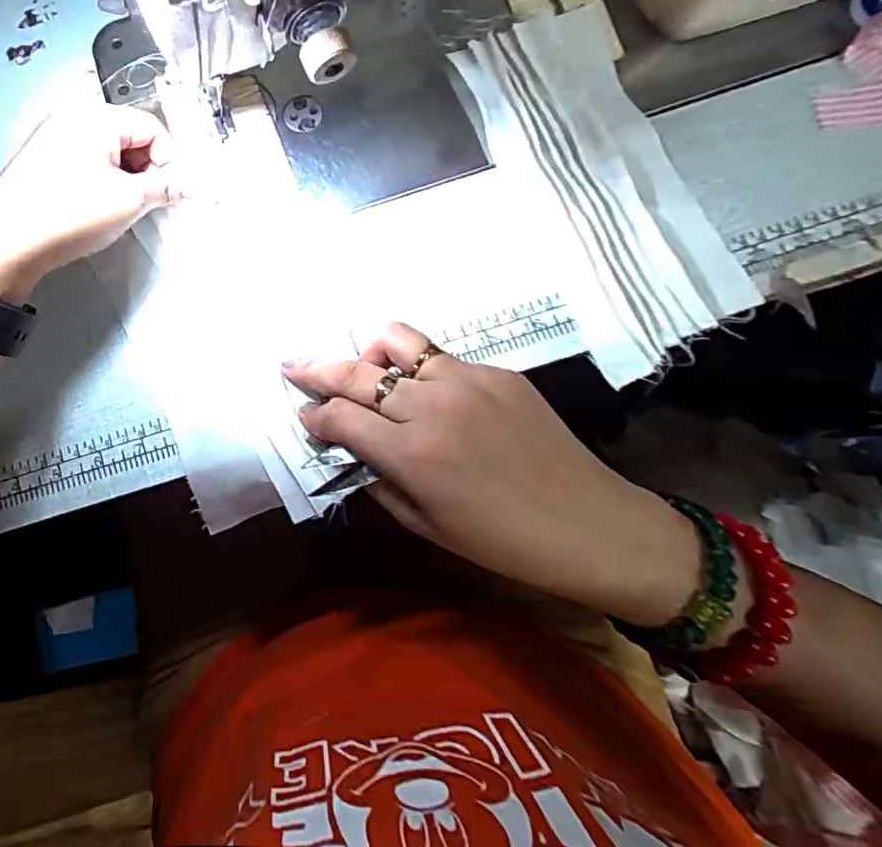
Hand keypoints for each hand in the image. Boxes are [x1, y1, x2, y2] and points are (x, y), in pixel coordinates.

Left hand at [0, 101, 187, 299]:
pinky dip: (105, 183)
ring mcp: (56, 140)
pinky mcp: (46, 162)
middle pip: (132, 137)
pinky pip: (90, 163)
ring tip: (122, 207)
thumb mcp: (129, 201)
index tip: (172, 187)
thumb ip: (166, 187)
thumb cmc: (60, 214)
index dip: (168, 159)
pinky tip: (100, 208)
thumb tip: (186, 185)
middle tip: (150, 200)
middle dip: (147, 169)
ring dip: (127, 178)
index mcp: (94, 117)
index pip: (152, 127)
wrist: (6, 243)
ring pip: (112, 152)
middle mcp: (72, 120)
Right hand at [284, 324, 715, 626]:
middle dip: (317, 370)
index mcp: (412, 454)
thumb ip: (379, 480)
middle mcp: (433, 404)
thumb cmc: (501, 541)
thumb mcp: (426, 524)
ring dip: (370, 355)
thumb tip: (350, 449)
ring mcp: (468, 379)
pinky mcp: (498, 371)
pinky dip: (421, 370)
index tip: (303, 417)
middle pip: (356, 372)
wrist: (588, 522)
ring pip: (398, 341)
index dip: (313, 415)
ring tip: (366, 372)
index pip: (341, 417)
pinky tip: (429, 394)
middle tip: (293, 367)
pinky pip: (443, 358)